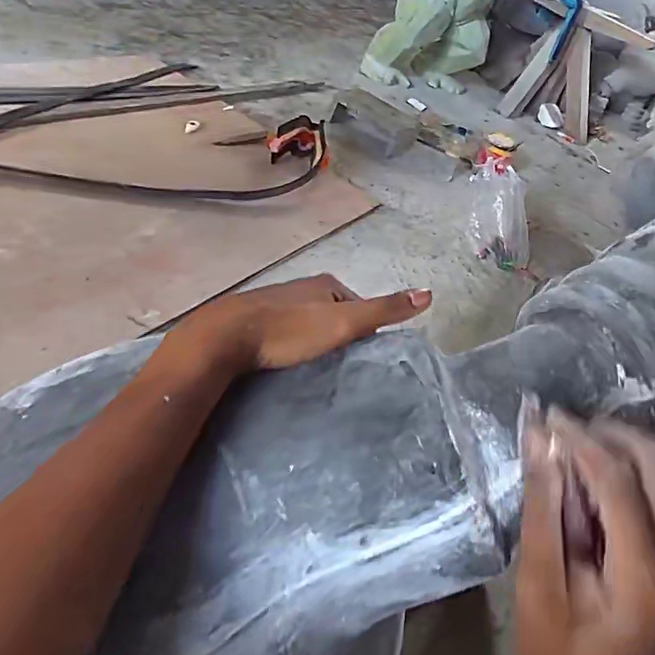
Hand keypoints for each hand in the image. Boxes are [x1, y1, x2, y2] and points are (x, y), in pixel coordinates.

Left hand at [169, 275, 431, 373]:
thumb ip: (384, 310)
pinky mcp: (255, 322)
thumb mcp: (344, 322)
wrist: (226, 336)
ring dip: (314, 345)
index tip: (361, 360)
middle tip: (338, 369)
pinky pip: (284, 335)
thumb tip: (429, 294)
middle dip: (339, 339)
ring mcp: (276, 303)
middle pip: (334, 315)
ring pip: (308, 326)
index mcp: (325, 284)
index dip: (365, 333)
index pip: (359, 307)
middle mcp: (301, 288)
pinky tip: (285, 364)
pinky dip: (291, 348)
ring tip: (313, 371)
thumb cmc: (289, 330)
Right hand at [515, 405, 654, 654]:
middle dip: (607, 432)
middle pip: (654, 461)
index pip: (617, 477)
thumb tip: (540, 439)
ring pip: (654, 470)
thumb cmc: (556, 648)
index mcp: (644, 568)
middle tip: (560, 429)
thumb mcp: (540, 581)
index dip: (579, 437)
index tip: (544, 414)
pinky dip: (611, 468)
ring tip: (564, 448)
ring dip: (611, 446)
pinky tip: (577, 474)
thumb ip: (542, 507)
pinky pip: (645, 489)